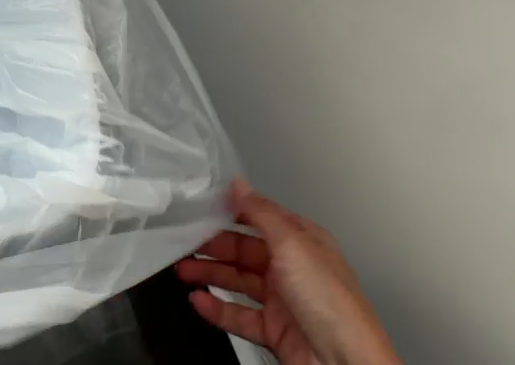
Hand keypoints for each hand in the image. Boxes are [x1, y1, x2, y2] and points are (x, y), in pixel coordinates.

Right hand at [178, 179, 401, 364]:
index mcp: (302, 242)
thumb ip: (261, 213)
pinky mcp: (274, 331)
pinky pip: (239, 315)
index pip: (260, 218)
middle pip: (244, 250)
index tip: (200, 207)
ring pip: (238, 281)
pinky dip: (217, 308)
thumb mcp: (293, 245)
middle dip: (214, 245)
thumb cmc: (332, 303)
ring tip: (182, 271)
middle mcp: (292, 268)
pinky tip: (198, 301)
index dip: (231, 212)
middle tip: (184, 241)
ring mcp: (282, 300)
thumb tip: (239, 184)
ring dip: (210, 274)